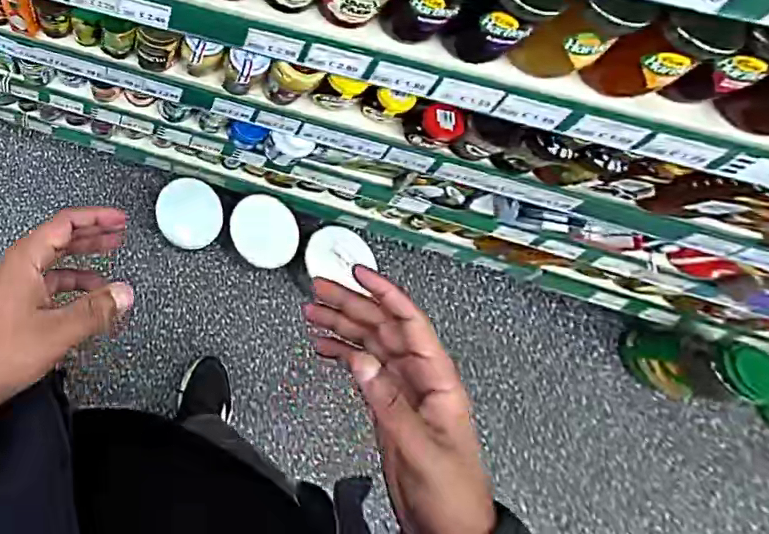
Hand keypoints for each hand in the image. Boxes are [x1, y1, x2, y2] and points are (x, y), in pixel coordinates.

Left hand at [0, 207, 133, 426]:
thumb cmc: (2, 354)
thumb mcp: (58, 330)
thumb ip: (96, 310)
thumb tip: (123, 293)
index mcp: (26, 258)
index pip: (66, 222)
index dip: (96, 217)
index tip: (117, 218)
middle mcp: (22, 263)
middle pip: (63, 235)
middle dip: (94, 231)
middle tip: (119, 228)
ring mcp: (20, 280)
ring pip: (59, 256)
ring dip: (86, 254)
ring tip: (110, 252)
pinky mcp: (21, 298)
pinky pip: (54, 277)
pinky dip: (76, 278)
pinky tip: (93, 289)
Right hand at [306, 267, 494, 533]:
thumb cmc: (455, 496)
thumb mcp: (422, 447)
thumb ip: (389, 402)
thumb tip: (362, 361)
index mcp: (437, 379)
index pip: (409, 321)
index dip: (385, 292)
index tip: (360, 273)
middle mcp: (418, 377)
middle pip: (382, 326)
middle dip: (351, 303)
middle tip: (322, 286)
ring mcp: (401, 389)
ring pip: (368, 342)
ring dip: (341, 324)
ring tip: (314, 310)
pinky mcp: (387, 404)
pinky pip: (361, 366)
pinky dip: (341, 352)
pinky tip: (324, 344)